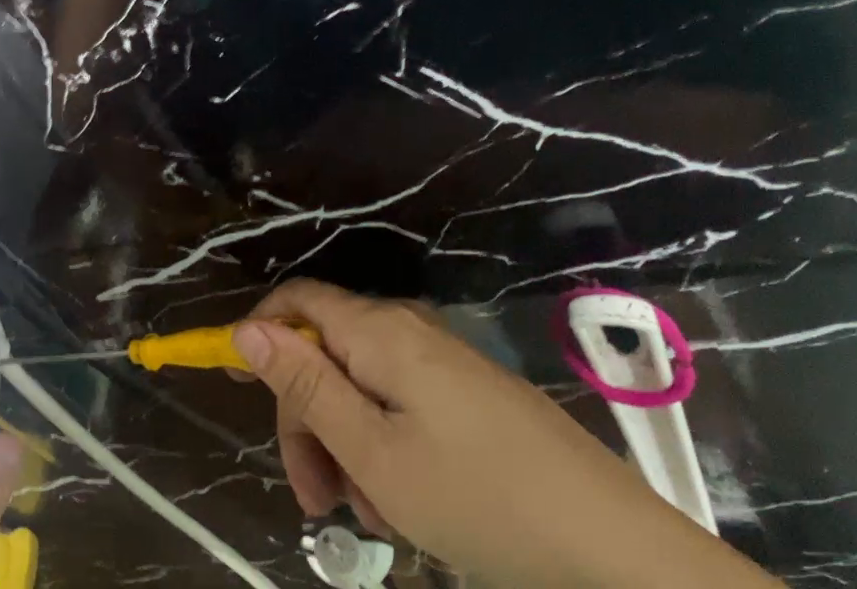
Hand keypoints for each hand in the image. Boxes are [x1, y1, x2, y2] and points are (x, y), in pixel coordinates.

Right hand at [231, 280, 780, 588]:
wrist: (622, 556)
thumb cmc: (481, 500)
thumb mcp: (371, 451)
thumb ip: (304, 384)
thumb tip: (247, 328)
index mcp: (381, 333)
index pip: (297, 301)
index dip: (257, 333)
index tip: (234, 387)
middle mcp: (412, 333)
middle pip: (328, 353)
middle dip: (305, 420)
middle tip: (314, 499)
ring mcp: (450, 366)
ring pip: (364, 389)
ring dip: (345, 445)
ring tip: (366, 515)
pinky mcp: (477, 399)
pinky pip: (405, 408)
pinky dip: (386, 451)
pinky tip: (404, 505)